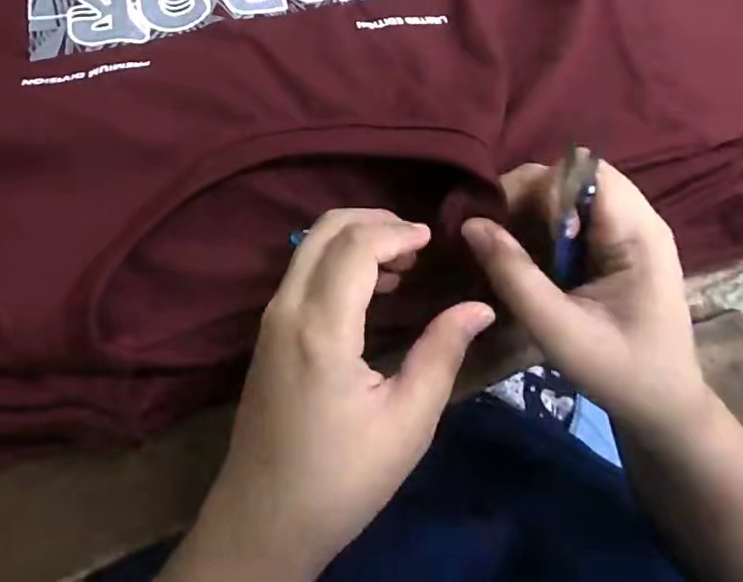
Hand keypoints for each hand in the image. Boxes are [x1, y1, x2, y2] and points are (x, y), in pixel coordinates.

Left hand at [164, 209, 495, 581]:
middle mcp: (288, 307)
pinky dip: (338, 258)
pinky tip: (372, 287)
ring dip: (356, 238)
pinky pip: (304, 270)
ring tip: (403, 263)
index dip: (397, 231)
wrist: (263, 521)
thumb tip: (479, 307)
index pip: (356, 246)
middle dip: (375, 221)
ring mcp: (271, 316)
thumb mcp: (406, 424)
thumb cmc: (341, 478)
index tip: (433, 239)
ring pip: (310, 244)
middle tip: (418, 241)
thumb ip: (442, 354)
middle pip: (326, 229)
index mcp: (321, 328)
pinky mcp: (268, 329)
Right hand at [462, 161, 711, 435]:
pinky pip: (574, 211)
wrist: (666, 408)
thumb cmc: (620, 373)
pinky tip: (530, 255)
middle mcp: (637, 217)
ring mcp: (629, 228)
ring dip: (533, 209)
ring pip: (570, 189)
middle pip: (574, 173)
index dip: (539, 187)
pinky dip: (544, 223)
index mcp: (637, 233)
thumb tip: (470, 223)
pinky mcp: (617, 242)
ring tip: (509, 245)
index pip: (583, 171)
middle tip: (497, 234)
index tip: (506, 223)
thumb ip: (515, 275)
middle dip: (529, 195)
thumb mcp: (560, 331)